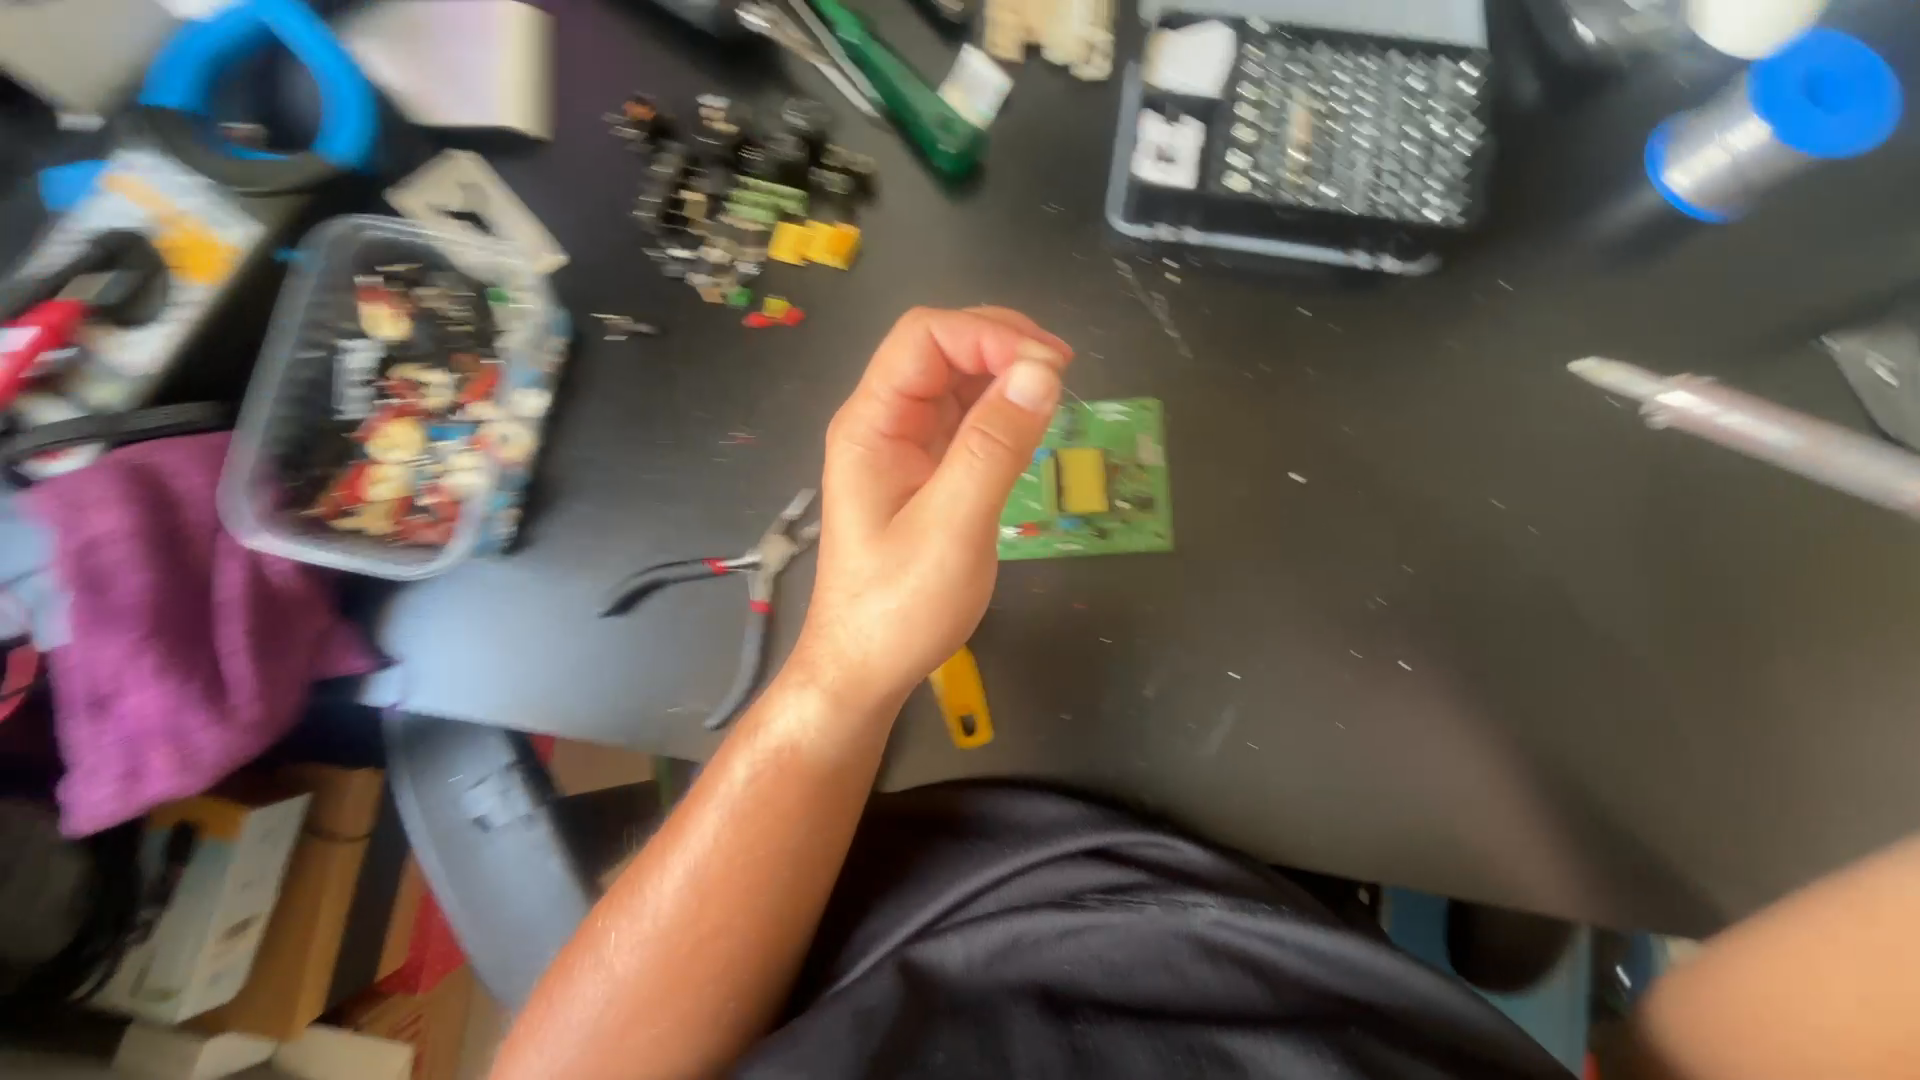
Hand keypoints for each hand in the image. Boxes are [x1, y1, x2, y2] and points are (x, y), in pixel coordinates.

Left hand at [791, 306, 1072, 708]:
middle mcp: (883, 424)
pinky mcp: (923, 473)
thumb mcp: (953, 527)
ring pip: (954, 383)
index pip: (925, 338)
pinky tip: (1029, 427)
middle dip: (1000, 345)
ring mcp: (902, 448)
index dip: (989, 335)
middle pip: (938, 349)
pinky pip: (963, 422)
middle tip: (1061, 372)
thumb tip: (1041, 372)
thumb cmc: (900, 607)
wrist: (866, 667)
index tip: (1050, 367)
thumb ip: (995, 447)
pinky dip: (1000, 413)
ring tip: (1053, 394)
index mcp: (872, 424)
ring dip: (1004, 376)